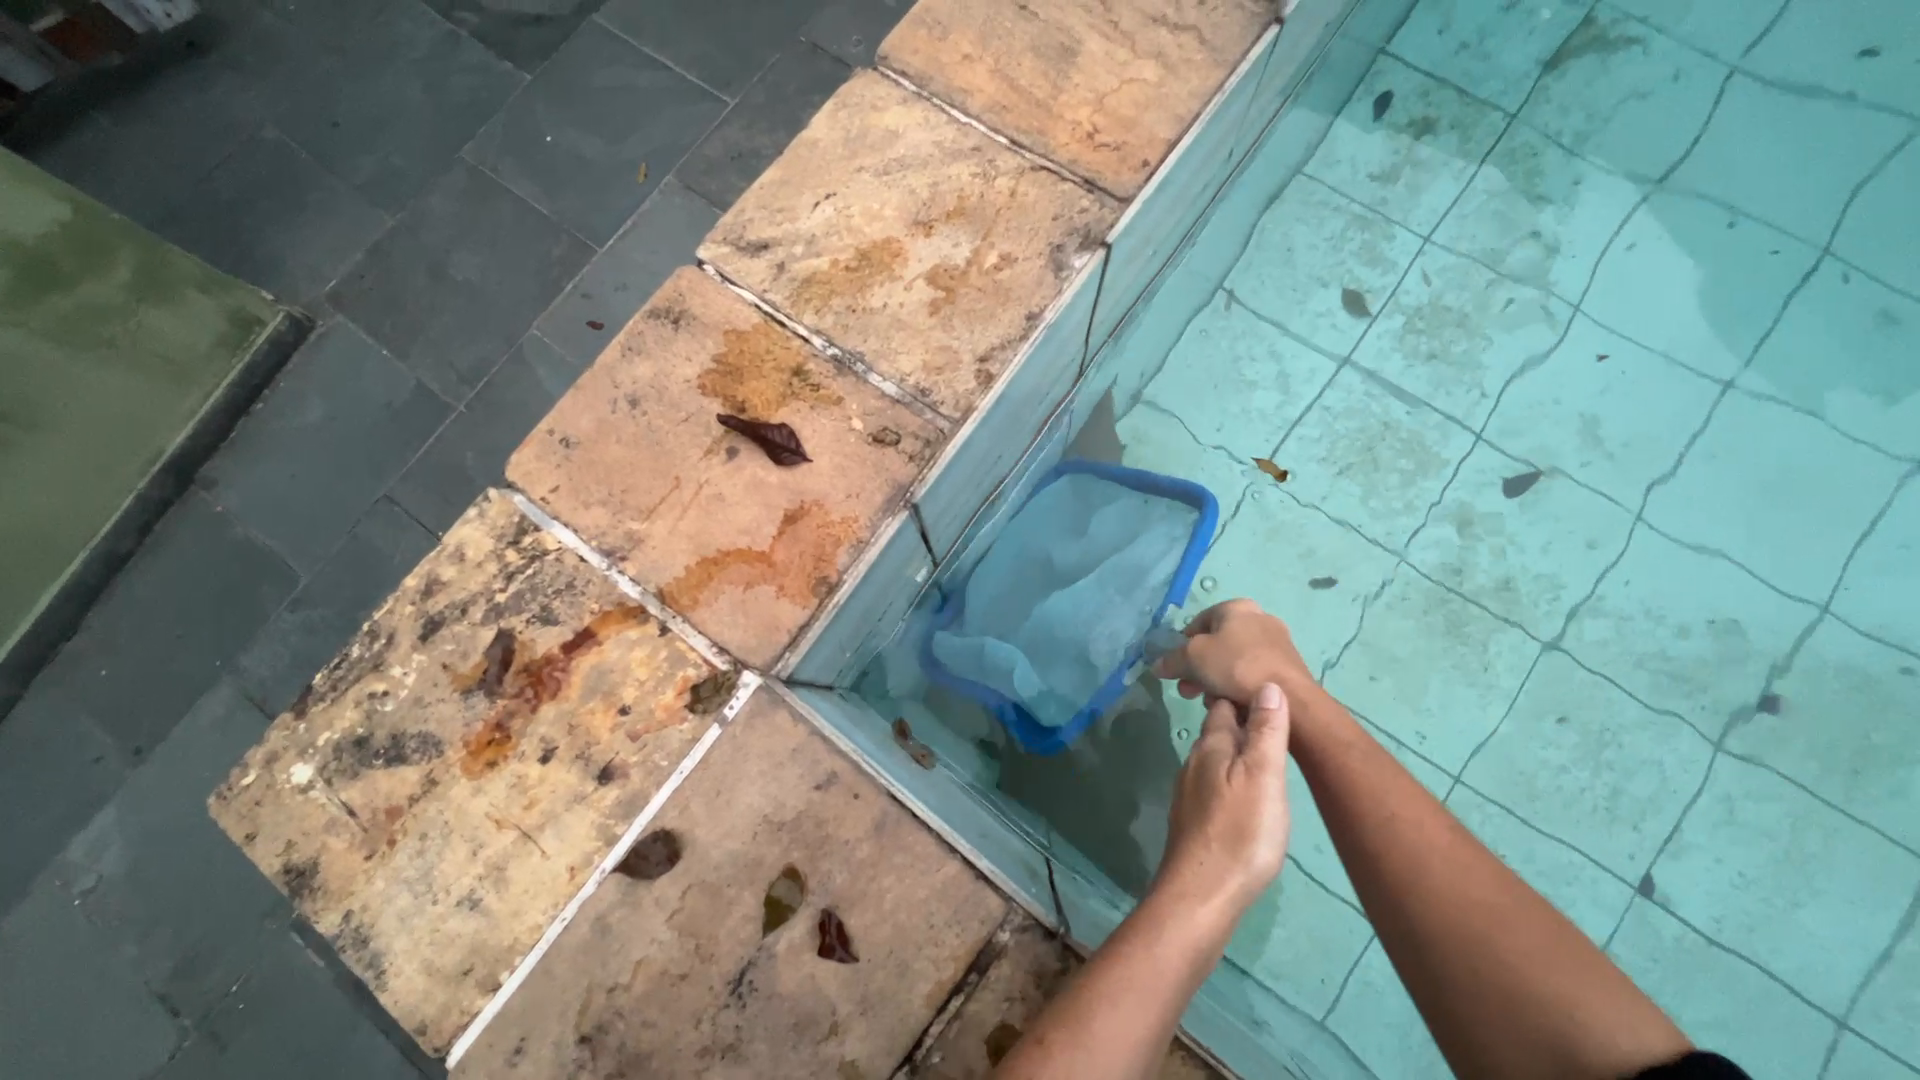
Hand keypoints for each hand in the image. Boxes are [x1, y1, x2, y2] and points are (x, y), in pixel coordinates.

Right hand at [1153, 599, 1321, 711]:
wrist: (1288, 697)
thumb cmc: (1236, 667)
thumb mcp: (1192, 660)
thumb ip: (1171, 660)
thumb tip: (1157, 665)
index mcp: (1236, 607)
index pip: (1198, 622)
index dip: (1182, 645)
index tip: (1176, 668)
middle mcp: (1259, 618)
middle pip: (1217, 643)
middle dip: (1198, 668)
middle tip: (1188, 691)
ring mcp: (1276, 642)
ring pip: (1233, 661)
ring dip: (1216, 680)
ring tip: (1210, 702)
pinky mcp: (1287, 666)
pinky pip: (1252, 673)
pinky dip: (1238, 686)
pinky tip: (1233, 704)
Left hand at [1154, 684, 1291, 907]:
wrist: (1203, 892)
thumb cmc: (1241, 830)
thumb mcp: (1264, 775)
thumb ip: (1266, 730)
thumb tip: (1267, 684)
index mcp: (1211, 746)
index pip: (1224, 706)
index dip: (1245, 697)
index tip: (1271, 694)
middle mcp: (1194, 763)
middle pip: (1218, 732)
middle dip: (1242, 725)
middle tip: (1277, 726)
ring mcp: (1190, 793)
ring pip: (1215, 761)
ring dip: (1238, 755)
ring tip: (1268, 760)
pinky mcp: (1193, 821)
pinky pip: (1214, 787)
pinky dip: (1232, 782)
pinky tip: (1247, 797)